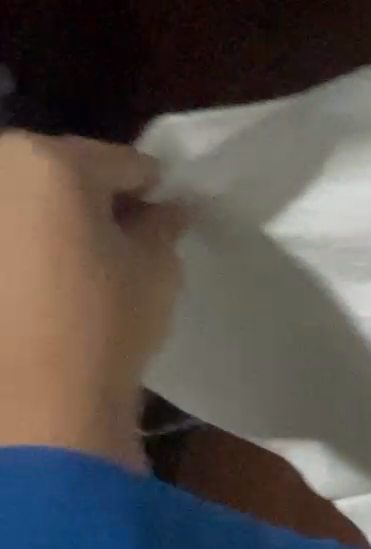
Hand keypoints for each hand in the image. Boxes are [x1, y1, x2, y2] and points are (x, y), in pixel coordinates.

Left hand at [0, 133, 190, 467]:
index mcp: (51, 162)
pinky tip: (43, 279)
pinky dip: (26, 241)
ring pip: (24, 194)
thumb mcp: (159, 268)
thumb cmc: (110, 315)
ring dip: (55, 218)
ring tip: (79, 264)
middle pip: (61, 168)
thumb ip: (161, 226)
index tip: (170, 223)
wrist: (37, 382)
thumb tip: (165, 208)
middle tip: (123, 243)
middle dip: (94, 198)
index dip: (156, 193)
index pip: (127, 162)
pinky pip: (9, 226)